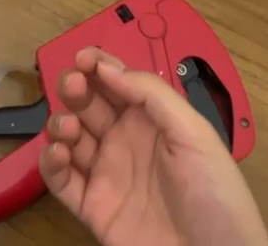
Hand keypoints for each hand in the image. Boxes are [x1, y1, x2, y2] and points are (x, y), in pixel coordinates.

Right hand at [40, 48, 267, 245]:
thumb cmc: (216, 198)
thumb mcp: (196, 136)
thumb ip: (152, 94)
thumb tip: (106, 67)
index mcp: (151, 120)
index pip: (116, 81)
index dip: (97, 64)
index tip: (83, 58)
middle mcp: (124, 141)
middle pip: (88, 103)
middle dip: (75, 87)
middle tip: (73, 86)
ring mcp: (106, 175)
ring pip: (69, 136)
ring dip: (60, 122)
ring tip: (68, 128)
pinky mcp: (92, 208)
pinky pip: (60, 180)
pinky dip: (50, 162)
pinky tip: (59, 154)